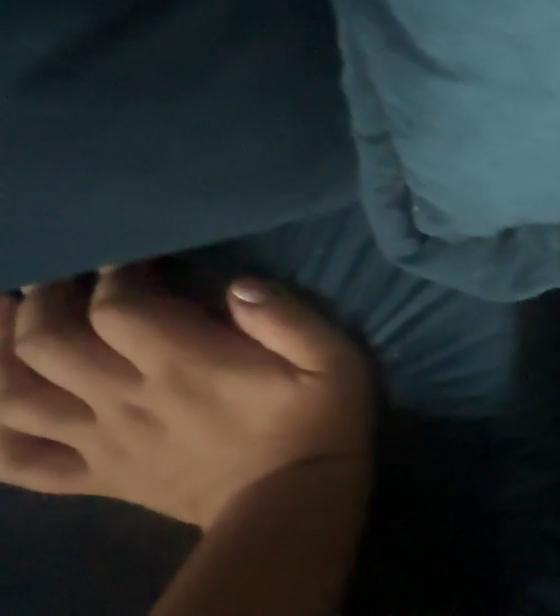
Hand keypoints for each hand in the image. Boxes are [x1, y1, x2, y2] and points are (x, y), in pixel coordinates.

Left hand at [0, 267, 374, 527]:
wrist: (294, 498)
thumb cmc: (320, 417)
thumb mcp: (332, 358)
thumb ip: (286, 317)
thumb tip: (241, 284)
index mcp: (184, 365)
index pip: (118, 308)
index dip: (115, 274)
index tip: (133, 255)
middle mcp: (125, 399)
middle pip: (48, 344)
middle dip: (44, 300)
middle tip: (64, 276)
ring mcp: (100, 442)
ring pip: (11, 398)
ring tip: (2, 319)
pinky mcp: (93, 476)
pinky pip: (14, 462)